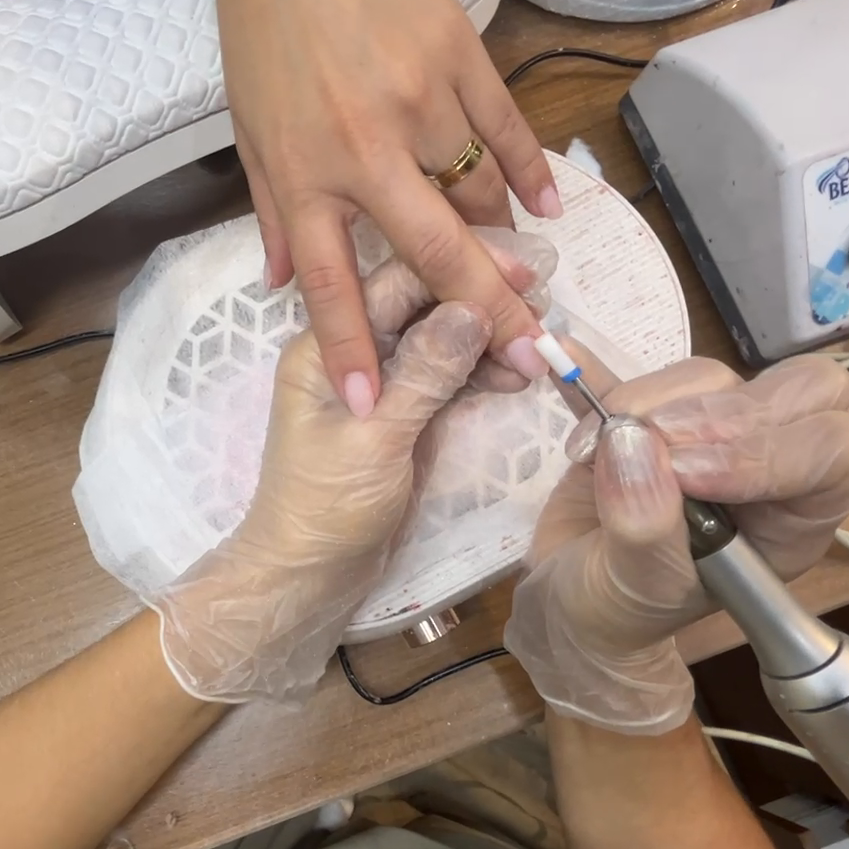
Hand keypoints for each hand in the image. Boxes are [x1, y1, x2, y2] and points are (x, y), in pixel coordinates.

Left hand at [151, 229, 558, 701]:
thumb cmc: (327, 508)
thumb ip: (423, 374)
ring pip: (437, 345)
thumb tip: (473, 306)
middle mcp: (349, 355)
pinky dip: (476, 377)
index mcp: (324, 348)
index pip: (393, 287)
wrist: (309, 574)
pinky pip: (441, 380)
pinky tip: (514, 377)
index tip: (518, 274)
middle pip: (420, 310)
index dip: (455, 274)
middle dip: (479, 309)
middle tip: (539, 311)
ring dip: (485, 346)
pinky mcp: (398, 415)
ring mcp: (376, 385)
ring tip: (536, 354)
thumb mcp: (376, 439)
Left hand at [208, 0, 560, 414]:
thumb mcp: (249, 134)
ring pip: (480, 194)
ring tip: (524, 283)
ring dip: (503, 244)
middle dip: (486, 317)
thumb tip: (278, 283)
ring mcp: (422, 104)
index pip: (332, 286)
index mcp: (304, 179)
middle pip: (436, 252)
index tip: (374, 406)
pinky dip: (531, 173)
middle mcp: (366, 154)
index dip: (352, 350)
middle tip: (529, 362)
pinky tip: (550, 210)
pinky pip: (507, 130)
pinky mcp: (462, 58)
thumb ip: (268, 214)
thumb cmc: (262, 35)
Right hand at [504, 350, 848, 733]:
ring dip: (643, 400)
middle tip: (643, 438)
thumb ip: (643, 525)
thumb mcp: (636, 587)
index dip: (762, 449)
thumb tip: (630, 442)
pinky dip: (592, 369)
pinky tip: (562, 356)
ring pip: (707, 378)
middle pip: (793, 392)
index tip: (680, 474)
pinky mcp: (641, 418)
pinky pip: (628, 375)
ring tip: (585, 449)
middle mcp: (763, 466)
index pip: (826, 453)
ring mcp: (702, 435)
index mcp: (790, 519)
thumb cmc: (616, 610)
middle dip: (715, 409)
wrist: (569, 602)